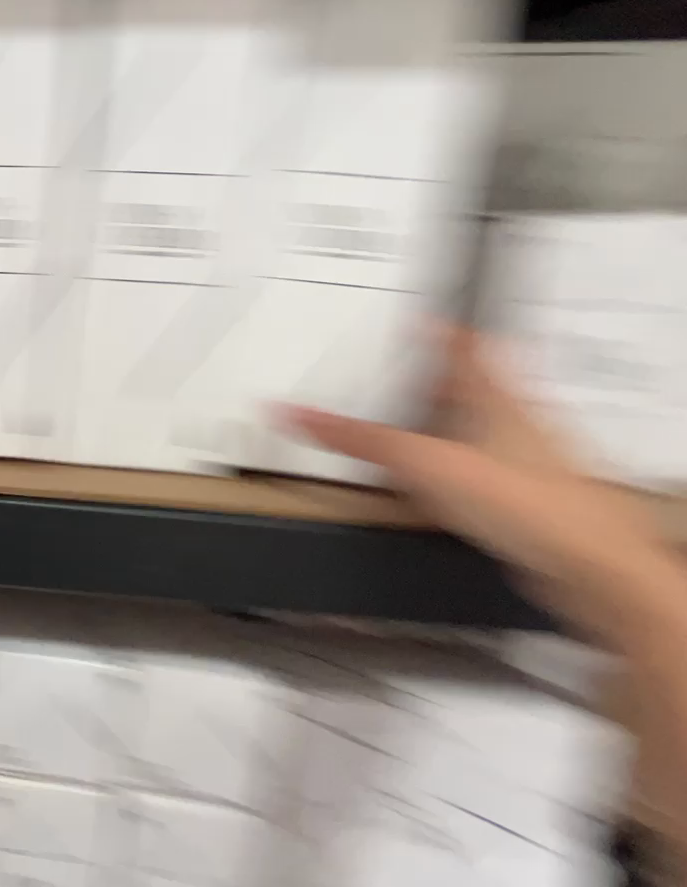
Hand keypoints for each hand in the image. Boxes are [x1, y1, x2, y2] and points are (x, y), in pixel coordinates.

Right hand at [275, 325, 669, 637]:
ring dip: (448, 425)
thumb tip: (291, 412)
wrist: (594, 568)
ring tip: (417, 427)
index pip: (466, 347)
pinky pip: (485, 467)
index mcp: (498, 398)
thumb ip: (351, 437)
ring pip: (482, 427)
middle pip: (476, 385)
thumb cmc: (531, 507)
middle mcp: (519, 421)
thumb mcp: (418, 463)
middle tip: (412, 370)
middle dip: (439, 379)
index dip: (438, 330)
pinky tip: (444, 483)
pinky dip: (459, 466)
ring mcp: (526, 458)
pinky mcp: (529, 495)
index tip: (420, 318)